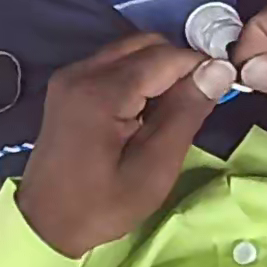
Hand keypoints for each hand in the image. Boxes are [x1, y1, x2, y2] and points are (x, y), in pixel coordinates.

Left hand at [17, 35, 236, 257]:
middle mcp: (81, 72)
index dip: (199, 67)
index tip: (222, 89)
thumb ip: (185, 113)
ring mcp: (70, 75)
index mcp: (100, 92)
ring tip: (169, 111)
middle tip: (194, 104)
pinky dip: (136, 76)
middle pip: (145, 44)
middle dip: (178, 65)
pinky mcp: (67, 84)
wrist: (44, 222)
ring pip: (129, 49)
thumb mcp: (153, 168)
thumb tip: (217, 68)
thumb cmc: (101, 204)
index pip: (165, 56)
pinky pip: (112, 63)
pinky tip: (143, 110)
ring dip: (157, 70)